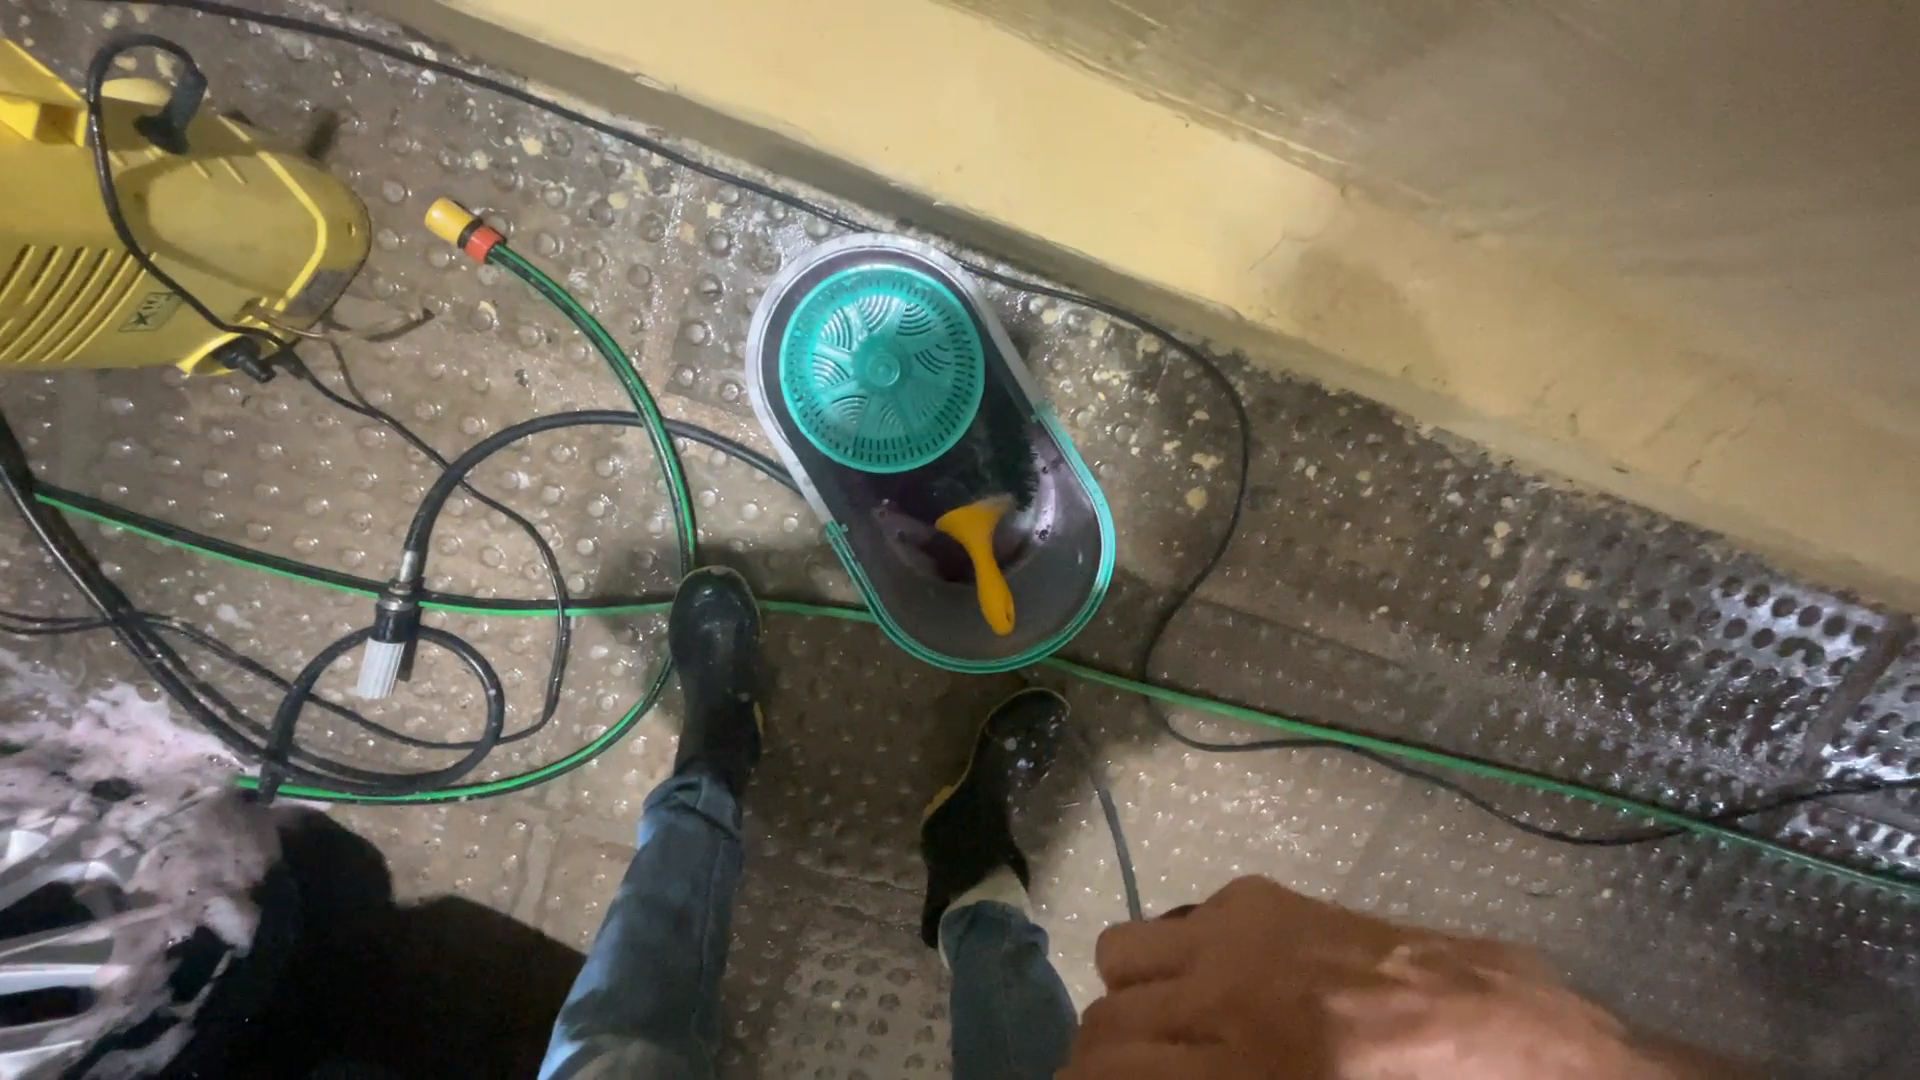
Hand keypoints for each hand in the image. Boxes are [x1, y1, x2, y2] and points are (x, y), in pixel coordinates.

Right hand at [1060, 876, 1733, 1079]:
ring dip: (1132, 999)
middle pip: (1104, 1020)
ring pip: (1118, 955)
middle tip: (1131, 1078)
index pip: (1110, 1071)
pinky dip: (1177, 959)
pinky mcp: (1255, 895)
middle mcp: (1230, 991)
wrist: (1503, 1032)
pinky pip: (1173, 923)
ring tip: (1172, 1028)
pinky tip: (1223, 986)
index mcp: (1254, 1070)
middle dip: (1099, 1061)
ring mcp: (1237, 930)